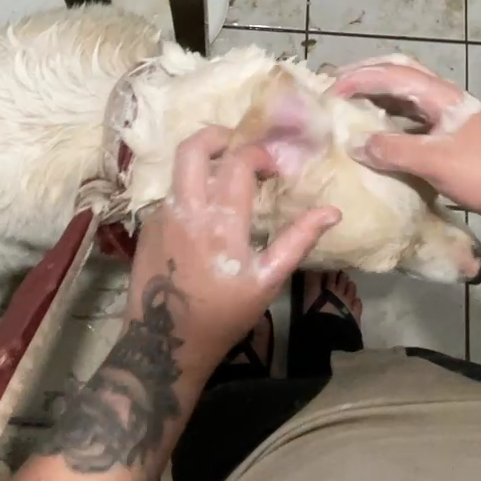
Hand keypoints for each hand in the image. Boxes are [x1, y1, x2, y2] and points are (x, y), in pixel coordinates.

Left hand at [125, 127, 341, 372]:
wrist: (164, 345)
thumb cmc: (223, 314)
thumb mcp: (267, 281)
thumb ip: (298, 241)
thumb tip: (332, 212)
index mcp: (220, 221)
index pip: (237, 161)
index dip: (259, 154)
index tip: (273, 167)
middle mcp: (186, 209)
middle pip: (192, 147)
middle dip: (217, 136)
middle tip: (239, 145)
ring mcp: (162, 215)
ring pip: (179, 168)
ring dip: (204, 162)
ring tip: (226, 176)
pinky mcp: (148, 226)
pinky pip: (172, 193)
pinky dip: (192, 190)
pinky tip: (207, 213)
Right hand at [329, 55, 480, 224]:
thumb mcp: (434, 162)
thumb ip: (393, 150)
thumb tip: (355, 143)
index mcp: (441, 96)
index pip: (393, 74)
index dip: (359, 78)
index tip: (330, 90)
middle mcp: (445, 98)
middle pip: (401, 73)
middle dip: (367, 73)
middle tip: (337, 81)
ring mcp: (450, 117)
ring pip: (408, 95)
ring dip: (379, 94)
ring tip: (352, 102)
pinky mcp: (453, 137)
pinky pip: (414, 118)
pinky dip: (392, 119)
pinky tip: (379, 134)